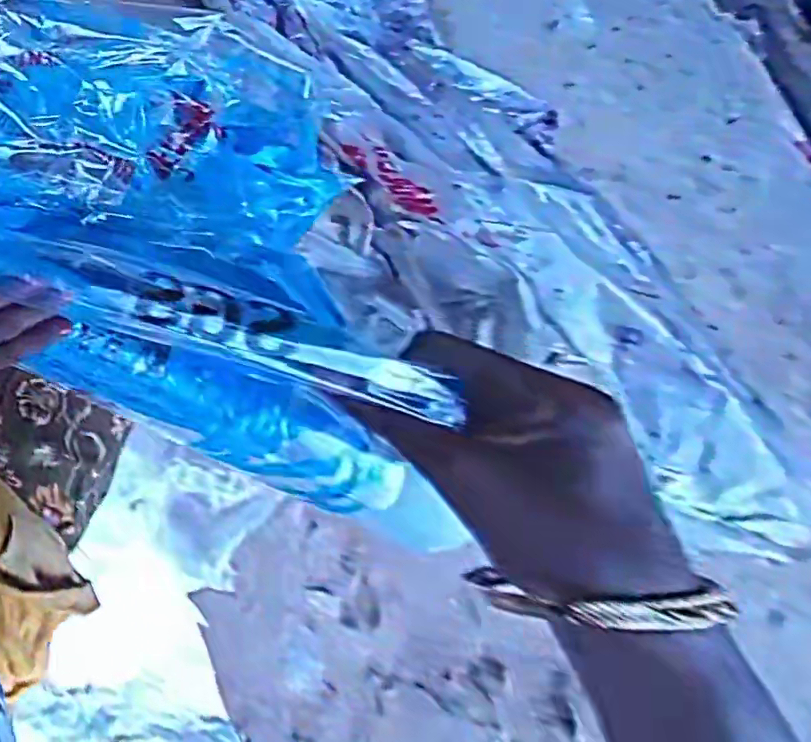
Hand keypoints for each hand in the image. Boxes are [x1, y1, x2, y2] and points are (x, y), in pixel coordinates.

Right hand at [343, 332, 694, 601]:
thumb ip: (392, 422)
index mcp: (549, 392)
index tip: (381, 403)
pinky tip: (465, 463)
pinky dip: (469, 432)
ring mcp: (579, 421)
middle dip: (423, 396)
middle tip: (407, 432)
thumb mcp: (455, 472)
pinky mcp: (577, 446)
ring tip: (436, 452)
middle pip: (463, 371)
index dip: (400, 369)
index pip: (447, 349)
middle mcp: (569, 394)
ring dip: (444, 416)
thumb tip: (335, 387)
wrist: (627, 612)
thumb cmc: (541, 533)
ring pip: (478, 396)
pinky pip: (501, 418)